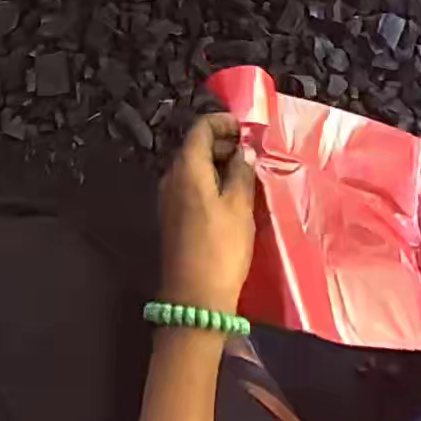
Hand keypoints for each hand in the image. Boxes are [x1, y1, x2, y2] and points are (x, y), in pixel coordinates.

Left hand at [157, 113, 258, 314]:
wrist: (194, 298)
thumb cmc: (220, 247)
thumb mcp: (239, 207)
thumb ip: (241, 173)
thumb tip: (243, 151)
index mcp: (186, 166)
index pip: (201, 128)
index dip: (223, 122)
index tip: (247, 128)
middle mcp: (171, 174)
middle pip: (195, 145)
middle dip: (223, 143)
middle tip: (251, 152)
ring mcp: (168, 195)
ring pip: (193, 165)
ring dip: (217, 162)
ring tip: (246, 172)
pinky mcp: (171, 213)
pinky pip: (190, 183)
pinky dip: (210, 179)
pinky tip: (230, 194)